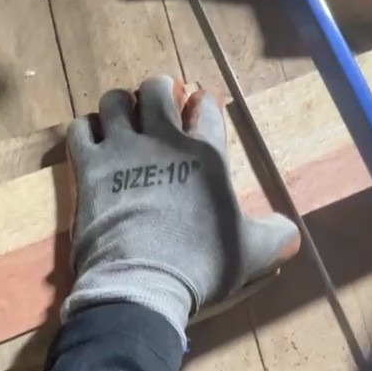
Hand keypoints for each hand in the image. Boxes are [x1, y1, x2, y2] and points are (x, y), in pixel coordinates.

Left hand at [63, 77, 299, 338]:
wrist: (143, 282)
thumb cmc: (201, 265)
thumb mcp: (253, 253)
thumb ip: (276, 235)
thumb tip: (291, 234)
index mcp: (206, 154)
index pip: (205, 109)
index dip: (202, 106)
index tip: (199, 112)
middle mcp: (163, 140)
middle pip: (156, 88)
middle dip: (158, 93)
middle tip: (157, 112)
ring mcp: (122, 149)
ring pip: (114, 101)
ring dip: (119, 107)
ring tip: (122, 124)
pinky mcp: (89, 166)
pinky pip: (80, 128)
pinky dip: (86, 130)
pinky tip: (93, 144)